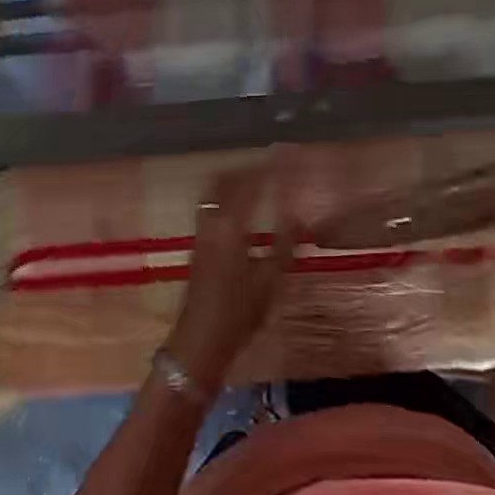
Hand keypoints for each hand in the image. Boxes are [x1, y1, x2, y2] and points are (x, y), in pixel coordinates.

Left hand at [164, 169, 294, 385]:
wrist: (199, 341)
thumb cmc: (238, 314)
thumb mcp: (270, 282)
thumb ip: (284, 245)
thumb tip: (299, 215)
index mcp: (230, 228)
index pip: (249, 186)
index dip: (267, 168)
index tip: (283, 153)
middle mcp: (210, 225)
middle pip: (223, 184)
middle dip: (245, 169)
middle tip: (267, 163)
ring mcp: (199, 236)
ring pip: (212, 196)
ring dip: (231, 182)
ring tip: (253, 180)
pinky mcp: (195, 248)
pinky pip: (208, 209)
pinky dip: (223, 198)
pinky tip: (237, 210)